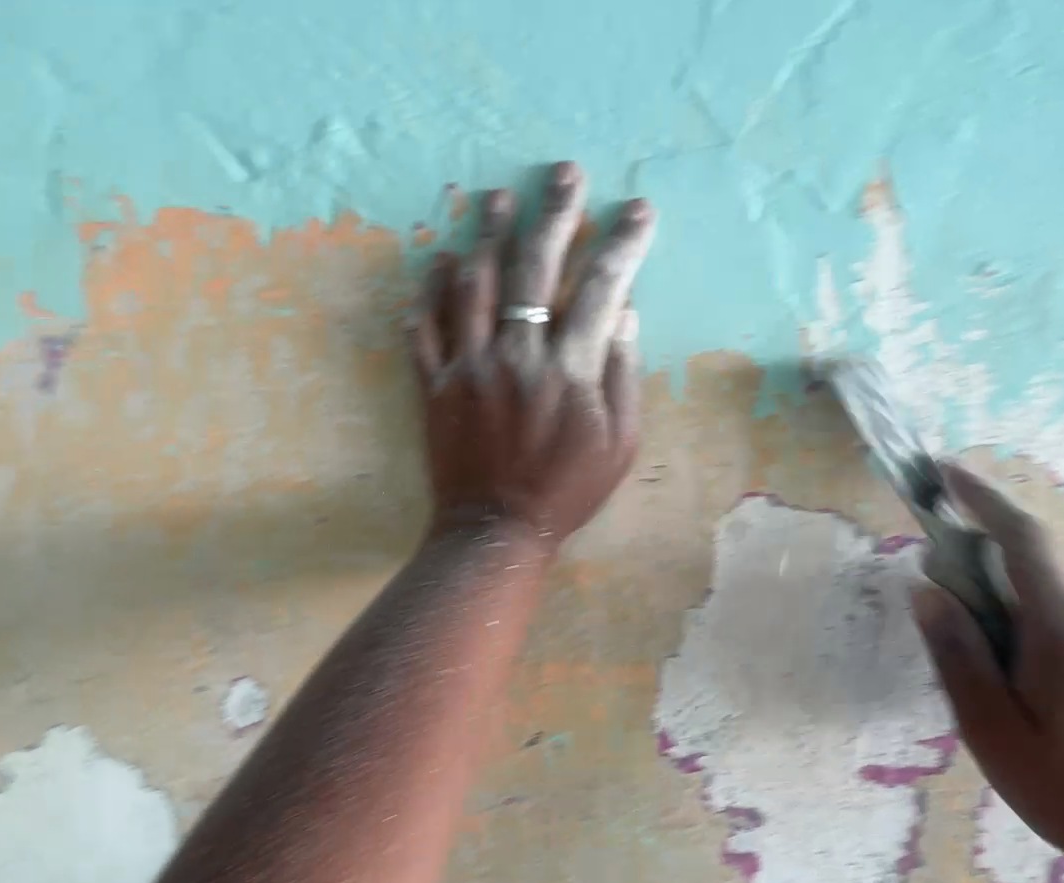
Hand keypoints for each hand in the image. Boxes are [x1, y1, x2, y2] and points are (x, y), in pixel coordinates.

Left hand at [407, 162, 655, 544]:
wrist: (495, 528)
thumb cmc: (566, 490)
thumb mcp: (619, 444)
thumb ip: (621, 376)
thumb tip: (622, 314)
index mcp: (568, 370)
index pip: (600, 288)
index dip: (622, 243)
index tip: (638, 209)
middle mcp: (517, 355)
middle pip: (534, 268)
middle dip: (555, 213)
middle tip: (564, 173)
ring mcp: (469, 367)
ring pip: (474, 284)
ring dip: (487, 234)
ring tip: (497, 196)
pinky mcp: (435, 385)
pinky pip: (425, 328)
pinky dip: (430, 291)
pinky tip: (438, 259)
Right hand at [911, 463, 1063, 882]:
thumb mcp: (992, 730)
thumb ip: (958, 655)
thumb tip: (928, 589)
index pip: (1023, 542)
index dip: (983, 500)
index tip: (945, 474)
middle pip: (1032, 589)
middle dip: (985, 603)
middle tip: (962, 670)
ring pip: (1055, 625)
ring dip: (1016, 644)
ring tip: (1008, 718)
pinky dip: (1045, 662)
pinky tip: (1045, 726)